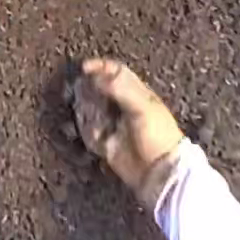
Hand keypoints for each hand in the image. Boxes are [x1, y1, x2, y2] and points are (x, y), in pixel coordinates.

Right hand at [70, 58, 187, 204]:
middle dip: (88, 89)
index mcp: (135, 92)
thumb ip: (119, 88)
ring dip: (86, 110)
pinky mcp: (106, 143)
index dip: (100, 66)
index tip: (84, 68)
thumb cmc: (157, 135)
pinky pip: (89, 132)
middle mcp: (122, 105)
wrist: (160, 173)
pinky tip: (94, 135)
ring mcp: (113, 124)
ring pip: (91, 109)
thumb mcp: (142, 107)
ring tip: (91, 116)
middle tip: (80, 90)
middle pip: (99, 89)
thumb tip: (95, 77)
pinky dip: (87, 131)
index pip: (115, 71)